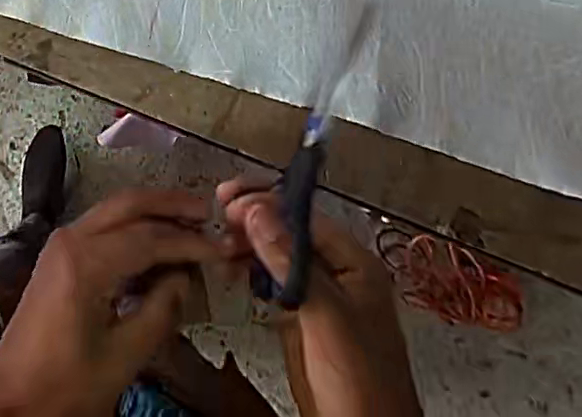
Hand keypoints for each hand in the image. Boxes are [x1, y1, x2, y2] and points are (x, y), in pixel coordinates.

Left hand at [0, 189, 228, 416]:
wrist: (7, 397)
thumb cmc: (62, 385)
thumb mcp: (120, 358)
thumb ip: (159, 312)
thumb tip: (183, 277)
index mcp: (85, 262)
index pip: (148, 238)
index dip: (188, 241)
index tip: (219, 246)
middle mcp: (72, 238)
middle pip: (130, 204)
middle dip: (171, 203)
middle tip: (207, 211)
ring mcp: (63, 241)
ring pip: (116, 208)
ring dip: (153, 209)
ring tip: (189, 217)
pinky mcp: (60, 252)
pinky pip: (104, 224)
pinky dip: (134, 224)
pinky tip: (156, 239)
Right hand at [219, 177, 421, 416]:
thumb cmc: (360, 381)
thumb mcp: (325, 317)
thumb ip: (291, 263)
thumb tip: (256, 212)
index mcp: (353, 261)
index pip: (305, 216)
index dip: (267, 203)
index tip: (232, 201)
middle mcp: (337, 270)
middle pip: (292, 229)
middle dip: (256, 217)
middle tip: (221, 212)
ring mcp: (321, 293)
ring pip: (280, 252)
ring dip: (250, 242)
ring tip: (221, 242)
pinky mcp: (305, 315)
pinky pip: (275, 279)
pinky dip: (253, 268)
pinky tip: (232, 266)